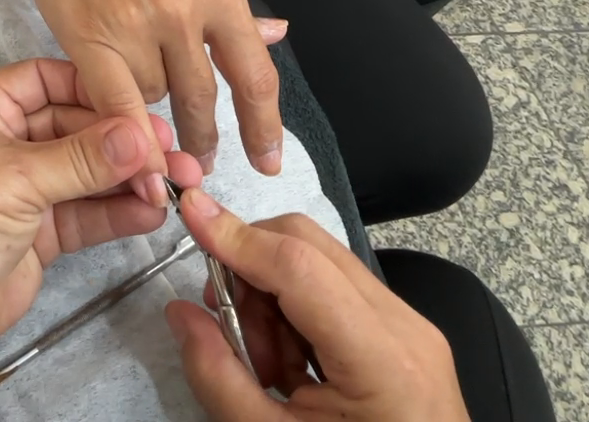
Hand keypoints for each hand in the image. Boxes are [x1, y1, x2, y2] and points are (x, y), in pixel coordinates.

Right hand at [0, 0, 289, 195]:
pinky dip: (128, 132)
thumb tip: (276, 35)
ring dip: (146, 101)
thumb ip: (230, 11)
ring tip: (128, 80)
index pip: (255, 74)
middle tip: (196, 160)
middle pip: (204, 97)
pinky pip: (119, 103)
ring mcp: (138, 24)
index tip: (267, 163)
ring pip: (154, 96)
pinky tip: (132, 155)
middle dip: (202, 136)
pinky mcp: (91, 37)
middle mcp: (185, 9)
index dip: (264, 127)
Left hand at [0, 57, 205, 366]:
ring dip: (130, 177)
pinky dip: (118, 212)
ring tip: (180, 183)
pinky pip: (87, 213)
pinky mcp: (42, 230)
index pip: (46, 79)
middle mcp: (10, 140)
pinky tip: (154, 212)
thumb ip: (82, 159)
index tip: (139, 99)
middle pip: (75, 127)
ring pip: (87, 172)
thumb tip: (142, 137)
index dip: (91, 85)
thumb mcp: (16, 177)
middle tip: (172, 151)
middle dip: (122, 140)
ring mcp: (27, 187)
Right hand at [166, 192, 467, 421]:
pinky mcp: (403, 332)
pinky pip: (329, 286)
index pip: (299, 267)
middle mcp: (405, 327)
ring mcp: (410, 327)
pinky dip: (291, 309)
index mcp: (383, 364)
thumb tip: (178, 310)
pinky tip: (288, 365)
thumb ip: (218, 377)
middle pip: (306, 243)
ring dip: (267, 293)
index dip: (237, 236)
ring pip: (314, 259)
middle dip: (248, 264)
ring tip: (262, 364)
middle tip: (224, 322)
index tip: (188, 211)